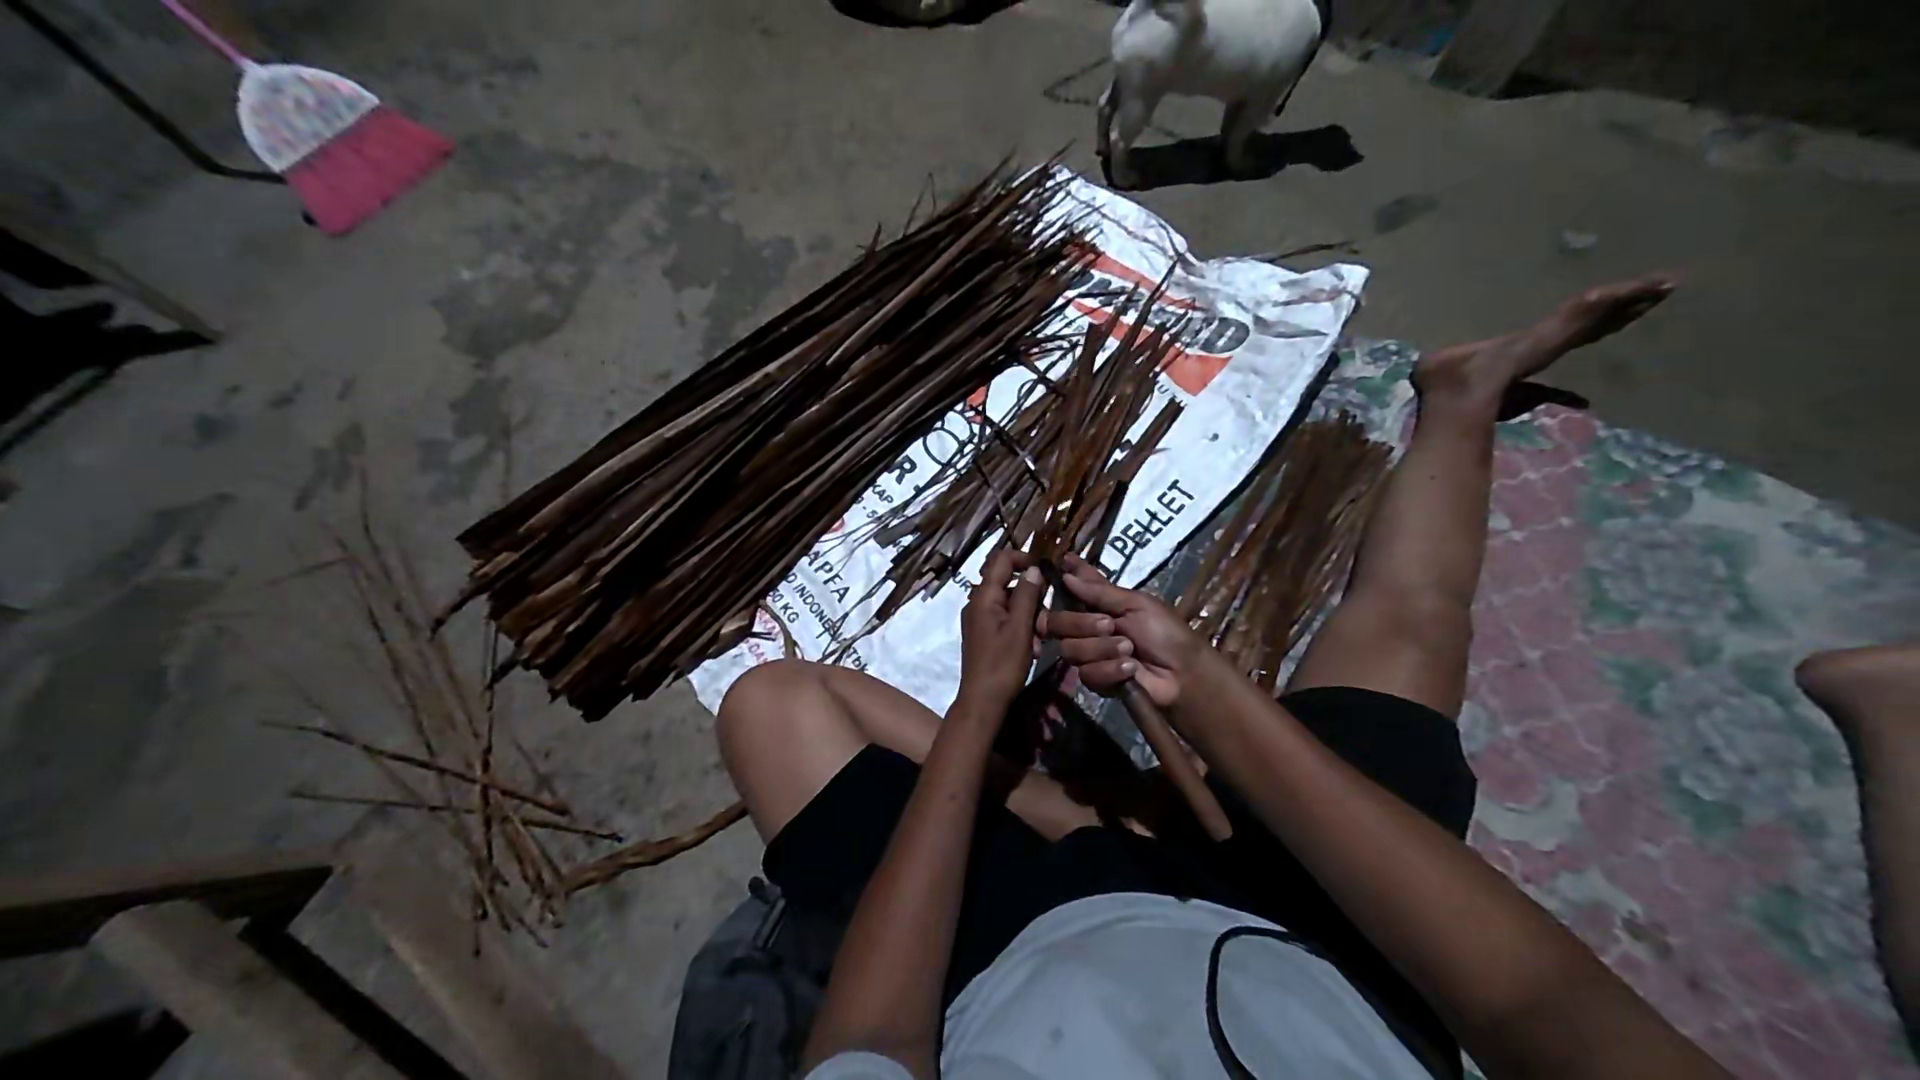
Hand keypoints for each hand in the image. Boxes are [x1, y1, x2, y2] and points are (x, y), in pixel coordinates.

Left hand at [957, 548, 1045, 711]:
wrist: (982, 700)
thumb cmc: (1002, 663)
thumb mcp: (1020, 628)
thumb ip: (1027, 595)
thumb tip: (1034, 568)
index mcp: (983, 596)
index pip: (1001, 559)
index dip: (1023, 557)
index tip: (1046, 570)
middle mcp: (977, 603)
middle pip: (1007, 582)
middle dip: (1031, 594)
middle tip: (1047, 614)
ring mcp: (979, 619)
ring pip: (1009, 603)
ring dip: (1029, 614)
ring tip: (1041, 636)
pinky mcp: (984, 634)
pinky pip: (1005, 619)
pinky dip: (1021, 627)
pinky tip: (1032, 646)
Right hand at [1037, 553, 1204, 708]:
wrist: (1183, 672)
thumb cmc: (1165, 632)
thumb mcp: (1136, 604)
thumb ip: (1099, 592)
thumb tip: (1067, 574)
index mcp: (1098, 605)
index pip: (1073, 588)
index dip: (1063, 579)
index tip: (1059, 565)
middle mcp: (1086, 629)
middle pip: (1057, 623)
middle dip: (1082, 623)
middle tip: (1109, 625)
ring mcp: (1089, 656)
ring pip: (1070, 650)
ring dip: (1102, 648)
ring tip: (1129, 649)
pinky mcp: (1095, 681)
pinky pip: (1087, 673)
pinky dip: (1110, 669)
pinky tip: (1130, 668)